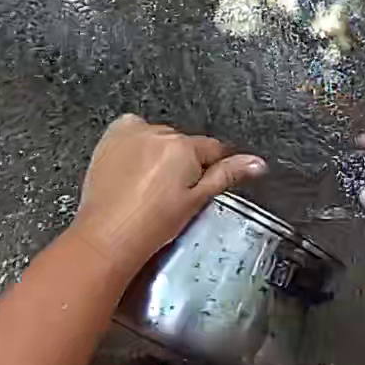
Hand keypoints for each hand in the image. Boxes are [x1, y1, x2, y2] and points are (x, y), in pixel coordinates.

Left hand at [71, 114, 265, 272]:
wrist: (107, 235)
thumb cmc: (152, 224)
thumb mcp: (196, 200)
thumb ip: (227, 174)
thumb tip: (257, 162)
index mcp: (183, 146)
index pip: (213, 148)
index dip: (211, 167)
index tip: (200, 184)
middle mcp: (159, 132)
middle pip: (184, 142)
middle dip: (183, 161)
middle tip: (173, 192)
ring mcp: (133, 133)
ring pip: (160, 137)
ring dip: (160, 152)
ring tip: (149, 185)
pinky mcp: (112, 137)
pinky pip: (133, 129)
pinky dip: (137, 141)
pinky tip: (134, 167)